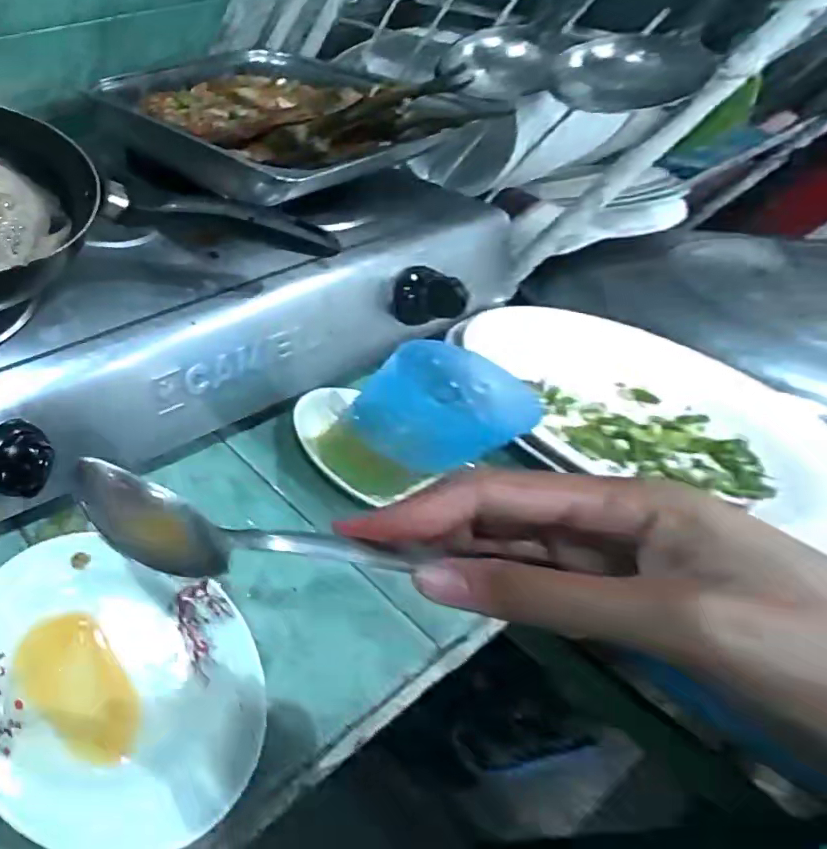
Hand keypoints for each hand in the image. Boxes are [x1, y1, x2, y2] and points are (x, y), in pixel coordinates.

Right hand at [337, 470, 826, 752]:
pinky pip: (540, 583)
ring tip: (395, 565)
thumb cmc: (816, 648)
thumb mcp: (676, 620)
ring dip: (455, 556)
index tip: (360, 531)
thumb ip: (542, 596)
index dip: (422, 508)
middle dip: (430, 527)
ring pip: (513, 548)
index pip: (496, 493)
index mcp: (628, 499)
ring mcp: (623, 561)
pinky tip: (459, 587)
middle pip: (497, 514)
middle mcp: (616, 520)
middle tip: (364, 548)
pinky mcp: (630, 602)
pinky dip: (494, 585)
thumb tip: (424, 579)